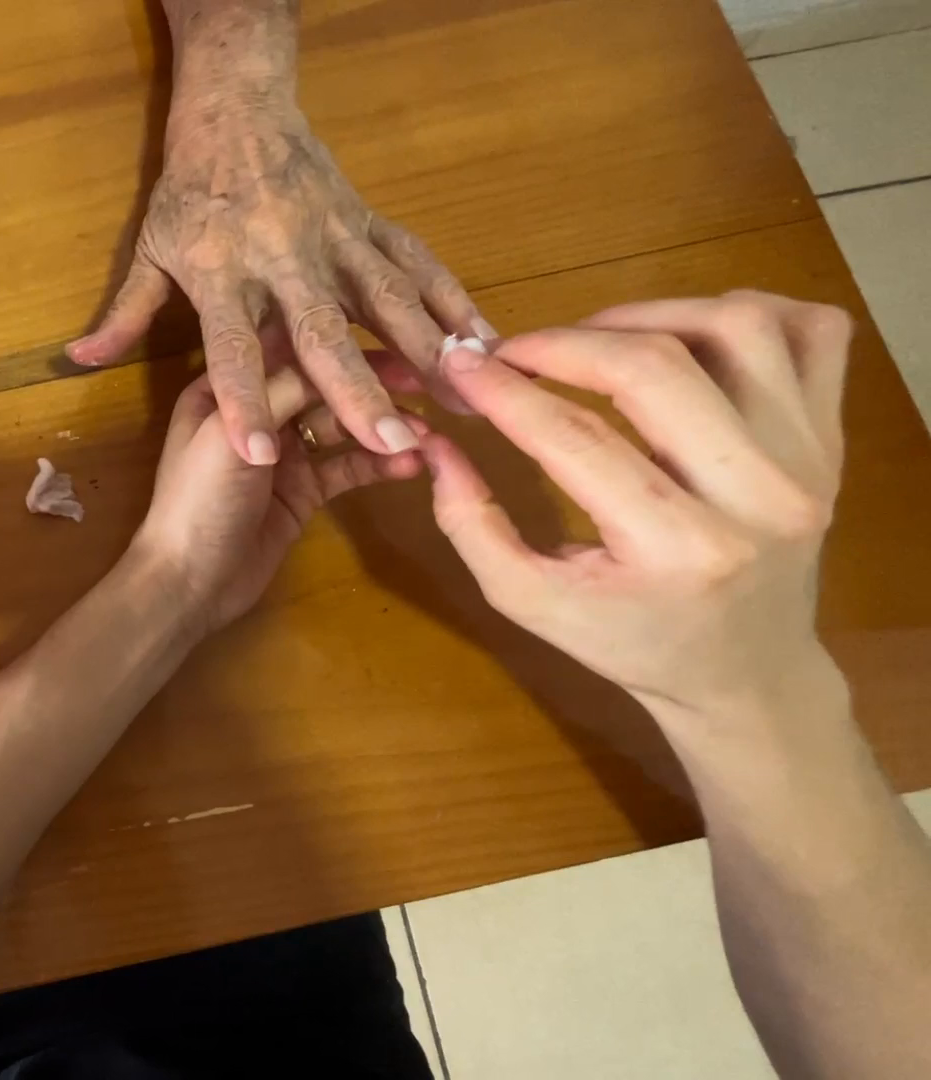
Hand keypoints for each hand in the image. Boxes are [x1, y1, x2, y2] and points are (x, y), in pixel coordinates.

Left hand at [67, 58, 487, 465]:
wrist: (237, 111)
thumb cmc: (188, 195)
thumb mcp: (148, 254)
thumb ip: (124, 315)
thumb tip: (76, 361)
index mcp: (222, 277)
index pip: (229, 350)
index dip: (242, 402)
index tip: (259, 455)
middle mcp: (281, 261)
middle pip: (319, 332)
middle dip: (357, 389)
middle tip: (392, 439)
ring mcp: (333, 239)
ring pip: (384, 298)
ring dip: (425, 348)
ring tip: (464, 398)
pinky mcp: (369, 221)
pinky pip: (417, 263)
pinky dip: (452, 298)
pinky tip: (482, 339)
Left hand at [131, 340, 423, 639]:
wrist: (189, 580)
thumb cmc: (198, 499)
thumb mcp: (232, 431)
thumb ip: (280, 389)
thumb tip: (338, 351)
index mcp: (224, 389)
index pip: (287, 351)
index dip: (338, 344)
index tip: (394, 335)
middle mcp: (255, 414)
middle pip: (320, 386)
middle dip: (372, 385)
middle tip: (429, 381)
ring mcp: (280, 454)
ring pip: (340, 427)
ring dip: (381, 427)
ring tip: (429, 433)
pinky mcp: (301, 492)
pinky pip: (346, 468)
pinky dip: (377, 464)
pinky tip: (413, 464)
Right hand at [422, 291, 851, 718]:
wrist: (744, 668)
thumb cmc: (623, 639)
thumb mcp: (521, 598)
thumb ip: (468, 521)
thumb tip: (437, 441)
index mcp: (674, 547)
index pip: (575, 438)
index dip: (504, 392)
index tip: (456, 365)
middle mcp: (758, 493)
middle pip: (656, 369)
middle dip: (561, 344)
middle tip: (507, 351)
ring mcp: (812, 457)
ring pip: (738, 330)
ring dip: (642, 316)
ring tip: (582, 338)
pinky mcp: (833, 435)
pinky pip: (810, 332)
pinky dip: (737, 311)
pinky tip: (673, 334)